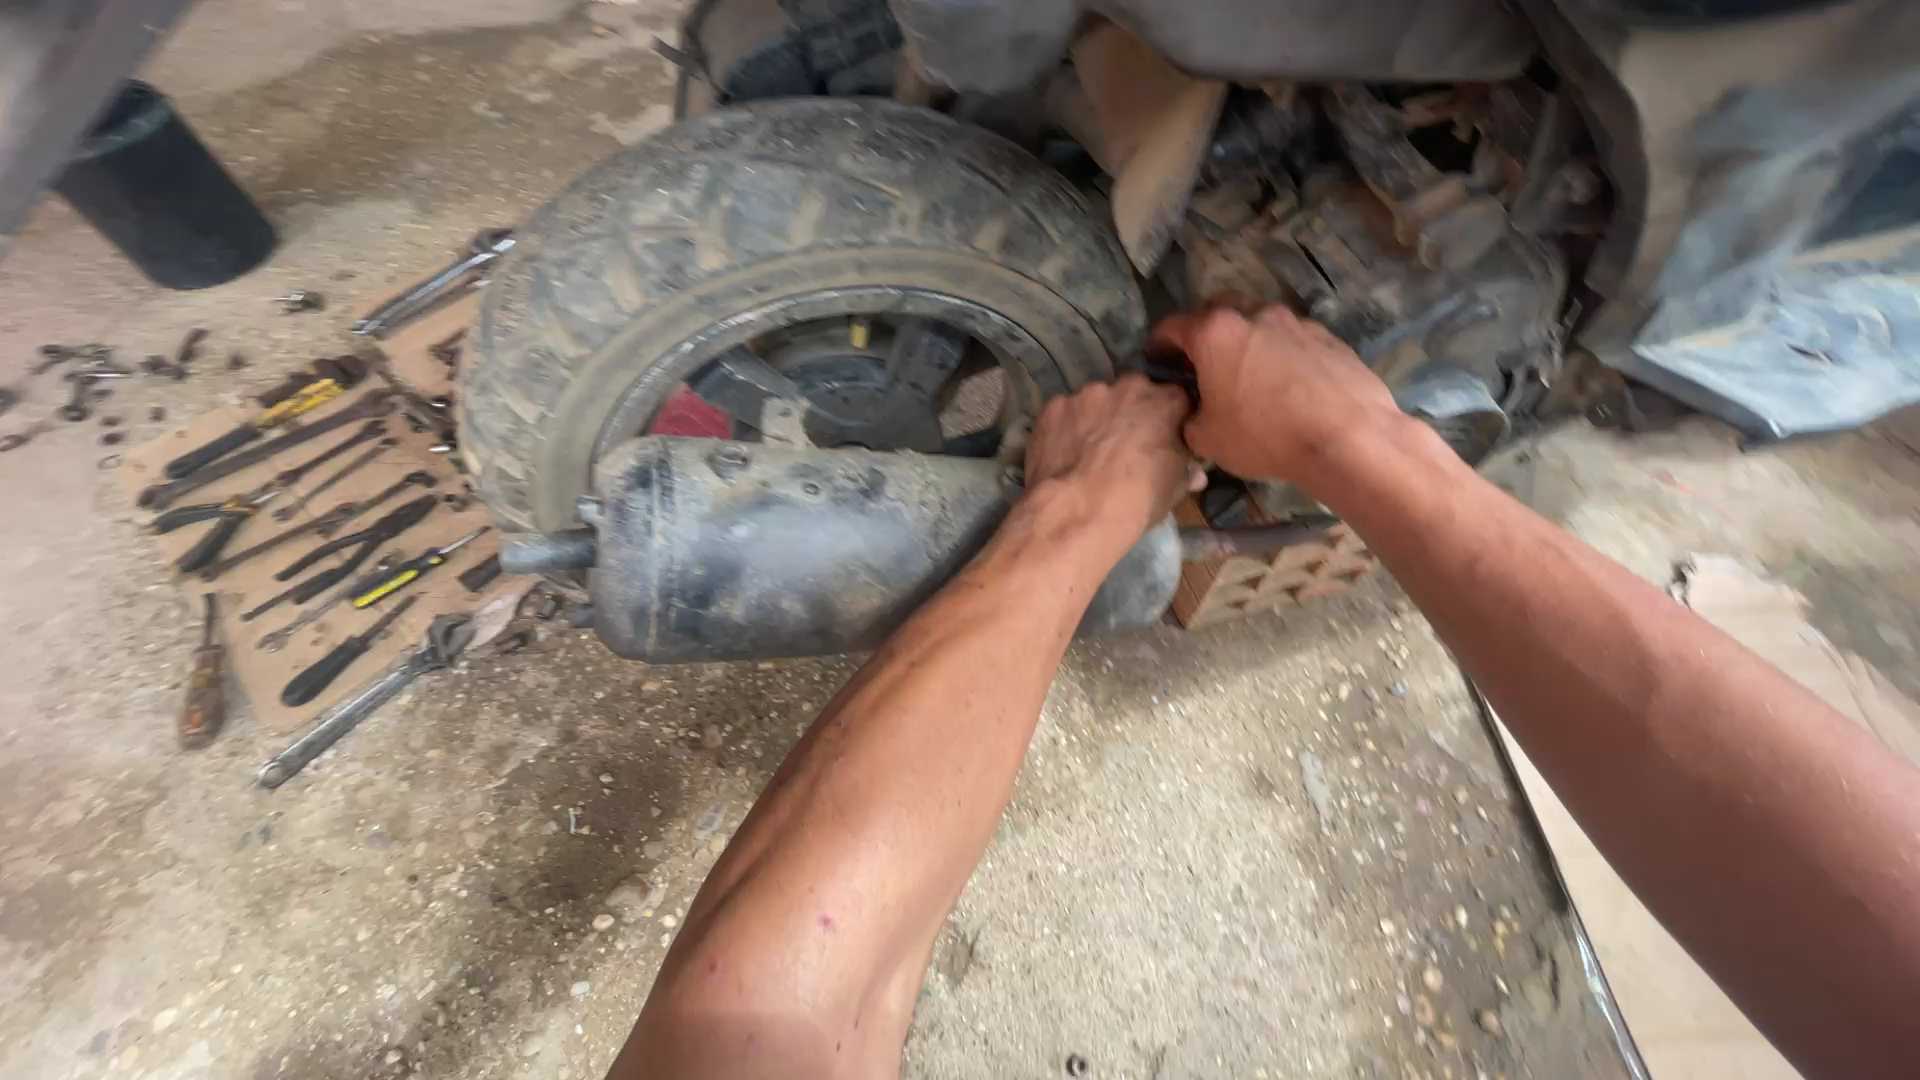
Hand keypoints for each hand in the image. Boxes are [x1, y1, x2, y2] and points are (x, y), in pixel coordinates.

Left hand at [1021, 374, 1201, 545]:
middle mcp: (1129, 387)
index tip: (1163, 440)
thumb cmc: (1137, 500)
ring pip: (1096, 401)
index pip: (1176, 402)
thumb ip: (1185, 470)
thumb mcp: (1173, 489)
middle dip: (1131, 414)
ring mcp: (1088, 394)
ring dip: (1096, 419)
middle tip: (1123, 445)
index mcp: (1167, 401)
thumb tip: (1194, 472)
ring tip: (1088, 451)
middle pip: (1134, 394)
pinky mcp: (1054, 406)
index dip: (1169, 422)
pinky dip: (1065, 428)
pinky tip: (1064, 453)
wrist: (1079, 510)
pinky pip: (1064, 413)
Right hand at [1153, 305, 1405, 485]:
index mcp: (1214, 333)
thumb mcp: (1205, 439)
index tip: (1156, 359)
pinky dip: (1279, 352)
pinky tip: (1285, 383)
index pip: (1172, 326)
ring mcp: (1295, 322)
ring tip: (1247, 371)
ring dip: (1245, 338)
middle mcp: (1253, 315)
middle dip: (1204, 329)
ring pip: (1258, 320)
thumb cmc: (1263, 436)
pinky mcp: (1328, 337)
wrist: (1346, 438)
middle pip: (1218, 308)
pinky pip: (1291, 338)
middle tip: (1202, 360)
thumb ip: (1189, 416)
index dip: (1158, 343)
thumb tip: (1193, 410)